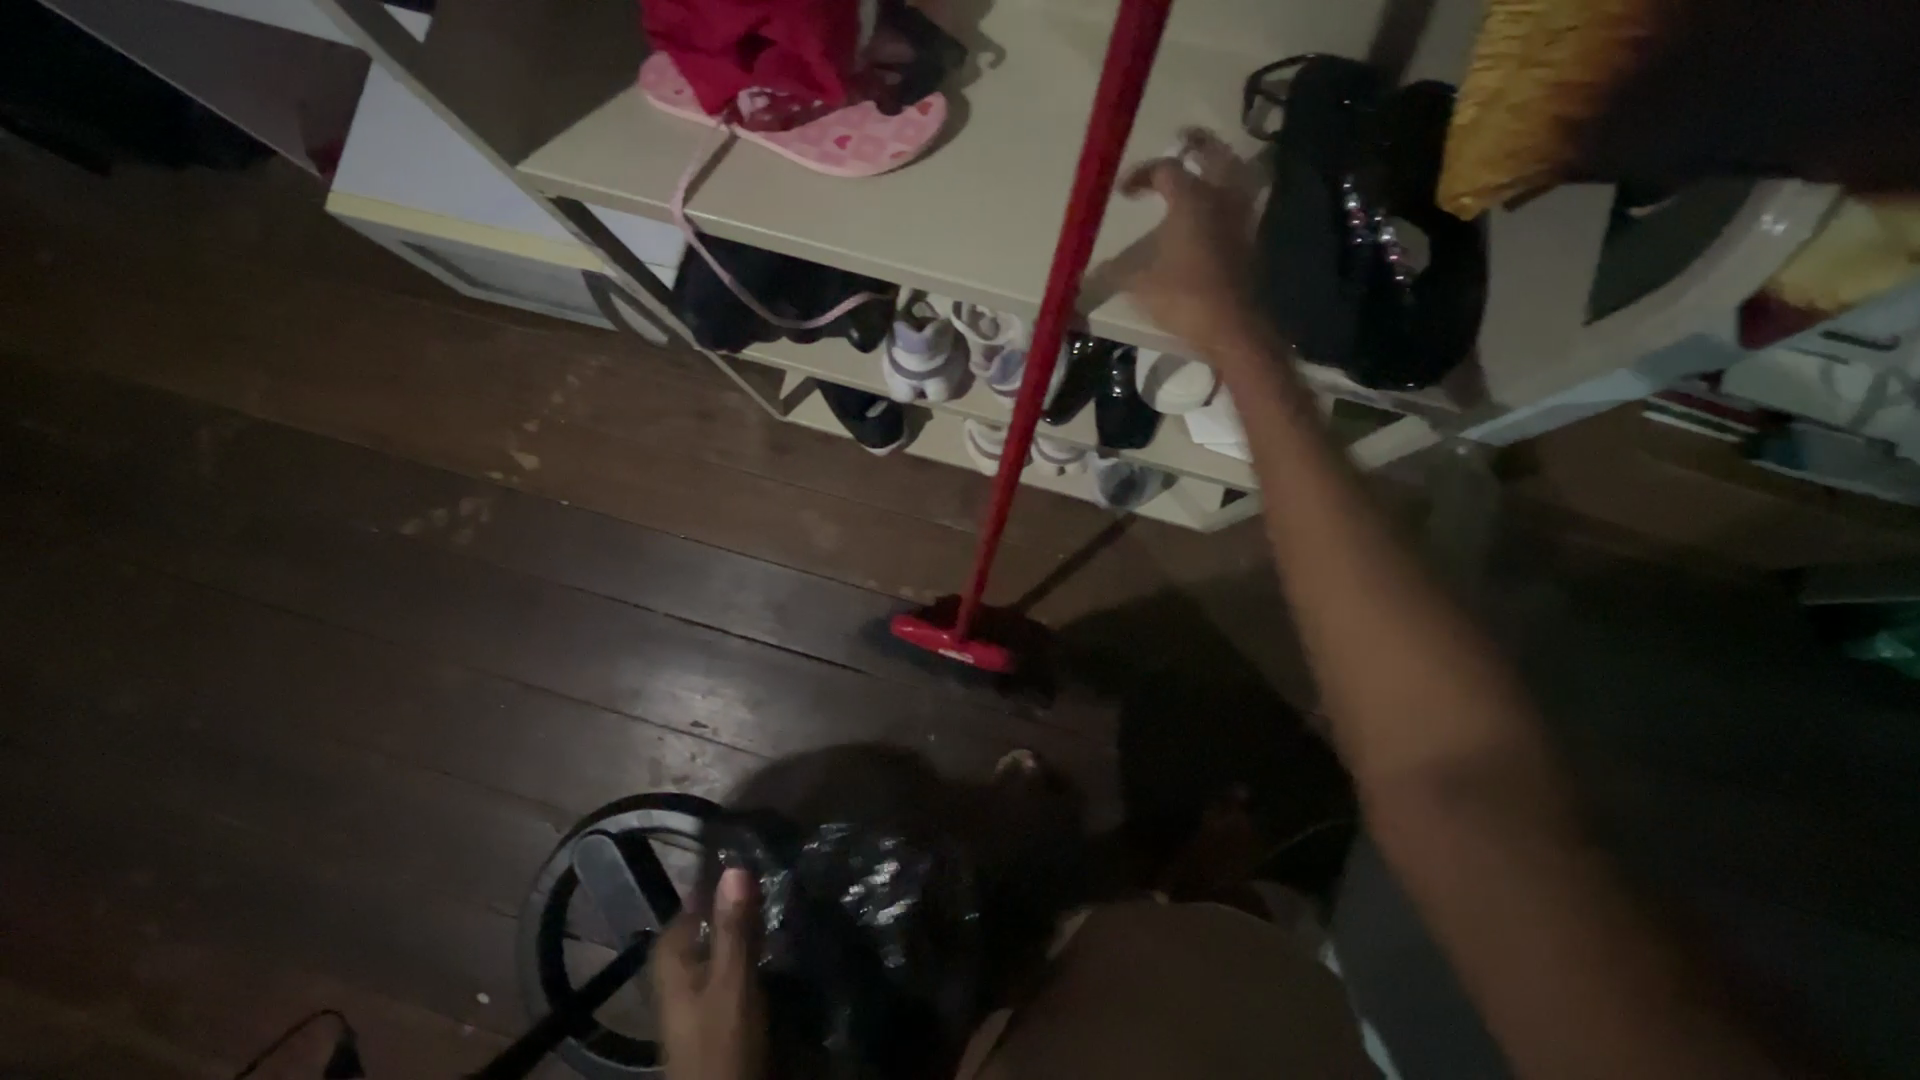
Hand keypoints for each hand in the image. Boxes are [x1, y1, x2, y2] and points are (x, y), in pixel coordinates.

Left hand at [653, 868, 765, 1079]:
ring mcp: (694, 984)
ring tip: (785, 902)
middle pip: (714, 917)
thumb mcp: (732, 983)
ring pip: (726, 939)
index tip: (763, 854)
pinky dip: (752, 950)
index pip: (699, 895)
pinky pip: (733, 960)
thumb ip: (734, 927)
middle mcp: (676, 962)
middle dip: (745, 900)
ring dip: (751, 925)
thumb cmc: (720, 1044)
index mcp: (670, 952)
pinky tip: (777, 944)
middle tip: (781, 877)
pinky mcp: (713, 1002)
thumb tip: (736, 866)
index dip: (729, 876)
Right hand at [1118, 128, 1264, 360]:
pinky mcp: (1251, 243)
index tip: (1125, 191)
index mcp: (1191, 198)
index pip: (1165, 168)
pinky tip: (1217, 214)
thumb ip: (1111, 273)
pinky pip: (1243, 207)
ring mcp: (1242, 219)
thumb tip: (1080, 278)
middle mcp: (1221, 198)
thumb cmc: (1183, 296)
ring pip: (1238, 177)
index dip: (1142, 173)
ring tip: (1207, 171)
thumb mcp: (1137, 284)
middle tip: (1184, 139)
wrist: (1232, 327)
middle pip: (1215, 155)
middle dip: (1199, 144)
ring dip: (1223, 168)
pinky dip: (1231, 200)